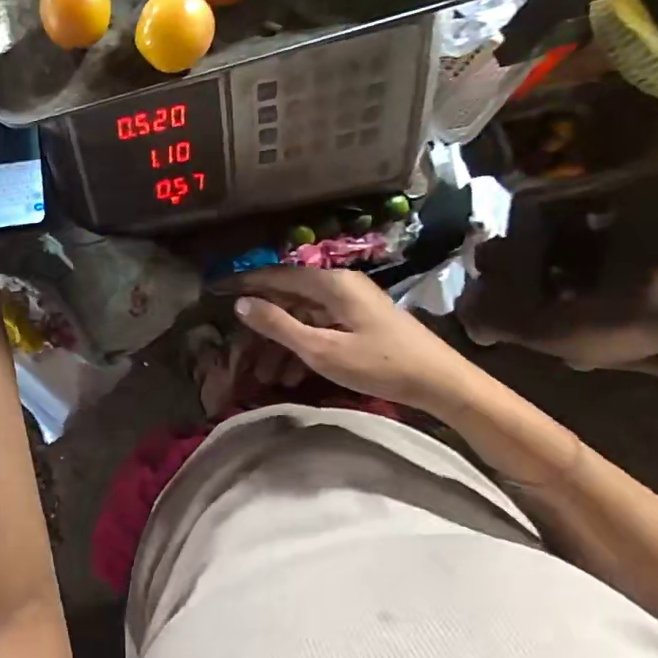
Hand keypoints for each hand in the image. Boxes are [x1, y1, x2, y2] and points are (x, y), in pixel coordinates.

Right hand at [225, 267, 465, 407]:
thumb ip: (279, 325)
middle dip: (264, 324)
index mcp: (331, 283)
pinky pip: (321, 327)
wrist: (440, 382)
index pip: (277, 275)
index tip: (216, 290)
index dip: (245, 283)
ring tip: (265, 375)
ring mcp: (352, 303)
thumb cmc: (379, 364)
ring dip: (283, 343)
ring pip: (304, 316)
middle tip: (240, 349)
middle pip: (289, 297)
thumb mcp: (322, 349)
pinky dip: (303, 346)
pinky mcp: (361, 321)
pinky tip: (291, 374)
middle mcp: (340, 285)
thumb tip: (242, 304)